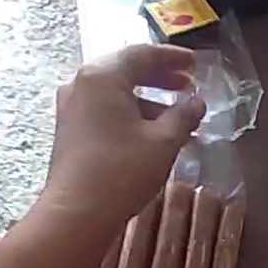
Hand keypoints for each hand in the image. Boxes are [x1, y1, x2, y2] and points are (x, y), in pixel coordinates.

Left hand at [42, 45, 205, 227]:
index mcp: (103, 77)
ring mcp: (72, 109)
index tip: (195, 64)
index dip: (172, 58)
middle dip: (160, 79)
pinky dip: (131, 117)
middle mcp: (82, 85)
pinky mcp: (71, 132)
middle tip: (187, 87)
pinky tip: (152, 136)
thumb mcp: (163, 142)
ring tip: (177, 119)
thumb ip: (183, 116)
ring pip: (116, 95)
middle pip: (126, 72)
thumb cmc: (122, 171)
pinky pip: (106, 113)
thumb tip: (197, 102)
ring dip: (148, 102)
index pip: (142, 54)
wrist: (77, 212)